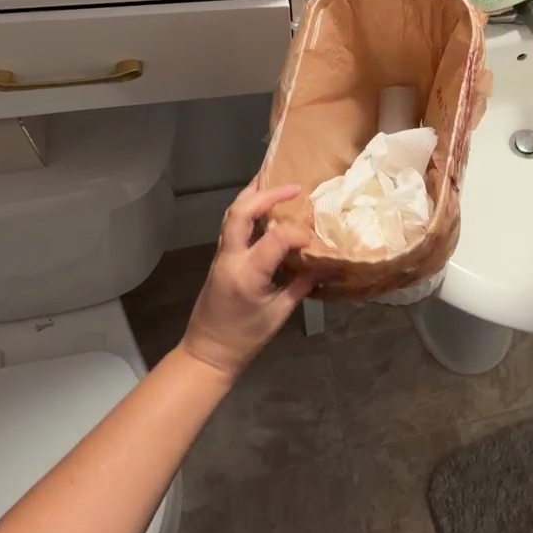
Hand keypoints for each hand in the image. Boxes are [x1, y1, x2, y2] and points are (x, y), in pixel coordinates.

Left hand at [175, 182, 317, 378]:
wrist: (207, 352)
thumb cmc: (245, 338)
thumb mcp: (279, 314)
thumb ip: (301, 284)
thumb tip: (325, 264)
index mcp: (247, 274)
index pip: (275, 238)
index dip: (297, 233)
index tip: (312, 240)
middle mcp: (230, 258)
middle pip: (241, 212)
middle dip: (266, 194)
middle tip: (293, 187)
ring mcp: (221, 256)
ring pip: (231, 214)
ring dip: (253, 195)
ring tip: (275, 181)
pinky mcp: (220, 258)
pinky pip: (231, 225)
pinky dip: (247, 209)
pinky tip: (263, 205)